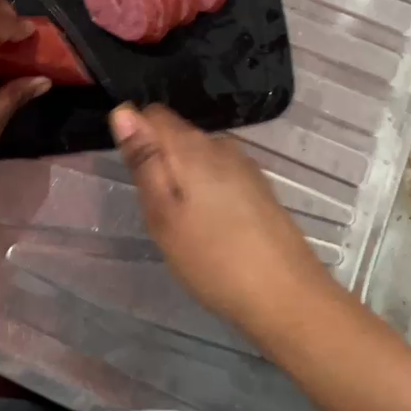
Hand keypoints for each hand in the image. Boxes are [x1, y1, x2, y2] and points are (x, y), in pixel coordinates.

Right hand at [110, 103, 332, 339]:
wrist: (288, 298)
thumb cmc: (212, 259)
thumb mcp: (163, 214)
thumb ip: (143, 160)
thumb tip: (123, 112)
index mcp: (192, 147)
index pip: (152, 114)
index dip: (135, 135)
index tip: (134, 175)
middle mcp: (220, 146)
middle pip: (177, 134)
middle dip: (159, 161)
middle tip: (157, 211)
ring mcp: (244, 166)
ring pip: (198, 156)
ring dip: (182, 177)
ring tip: (182, 223)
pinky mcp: (259, 188)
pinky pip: (219, 174)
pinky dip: (205, 191)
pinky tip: (211, 227)